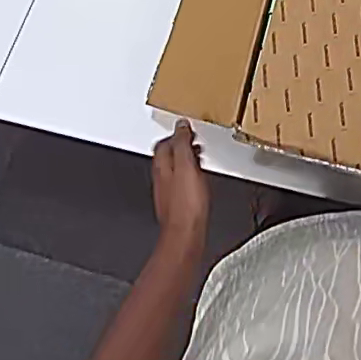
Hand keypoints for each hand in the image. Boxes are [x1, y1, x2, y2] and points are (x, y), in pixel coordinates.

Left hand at [152, 120, 208, 249]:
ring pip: (174, 167)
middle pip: (167, 154)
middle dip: (180, 145)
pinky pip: (180, 179)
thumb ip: (183, 144)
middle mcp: (162, 177)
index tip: (188, 128)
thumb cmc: (187, 203)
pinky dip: (189, 171)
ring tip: (198, 154)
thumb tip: (180, 126)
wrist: (186, 233)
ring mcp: (167, 190)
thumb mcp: (187, 166)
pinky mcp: (176, 201)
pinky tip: (198, 175)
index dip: (176, 133)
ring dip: (185, 158)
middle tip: (193, 139)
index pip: (164, 143)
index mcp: (162, 165)